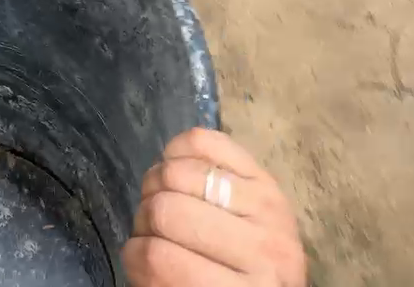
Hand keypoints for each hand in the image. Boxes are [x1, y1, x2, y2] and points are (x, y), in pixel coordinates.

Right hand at [123, 128, 306, 285]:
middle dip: (144, 217)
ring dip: (155, 184)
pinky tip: (181, 173)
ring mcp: (266, 206)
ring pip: (175, 172)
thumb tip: (136, 250)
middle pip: (165, 210)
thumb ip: (161, 278)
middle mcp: (262, 251)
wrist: (278, 279)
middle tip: (153, 229)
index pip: (158, 259)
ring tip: (166, 200)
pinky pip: (200, 141)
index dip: (134, 255)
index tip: (139, 258)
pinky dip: (175, 151)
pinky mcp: (262, 173)